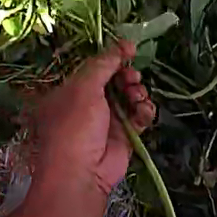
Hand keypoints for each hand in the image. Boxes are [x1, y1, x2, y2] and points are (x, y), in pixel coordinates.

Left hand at [31, 40, 155, 196]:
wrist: (81, 173)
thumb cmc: (75, 126)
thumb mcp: (84, 87)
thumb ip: (104, 63)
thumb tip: (124, 43)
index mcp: (72, 90)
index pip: (96, 67)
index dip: (114, 57)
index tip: (131, 50)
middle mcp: (89, 103)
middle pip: (116, 80)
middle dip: (127, 75)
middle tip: (132, 78)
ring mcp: (108, 120)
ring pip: (130, 96)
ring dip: (137, 92)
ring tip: (136, 97)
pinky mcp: (126, 135)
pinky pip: (140, 116)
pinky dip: (144, 111)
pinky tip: (143, 113)